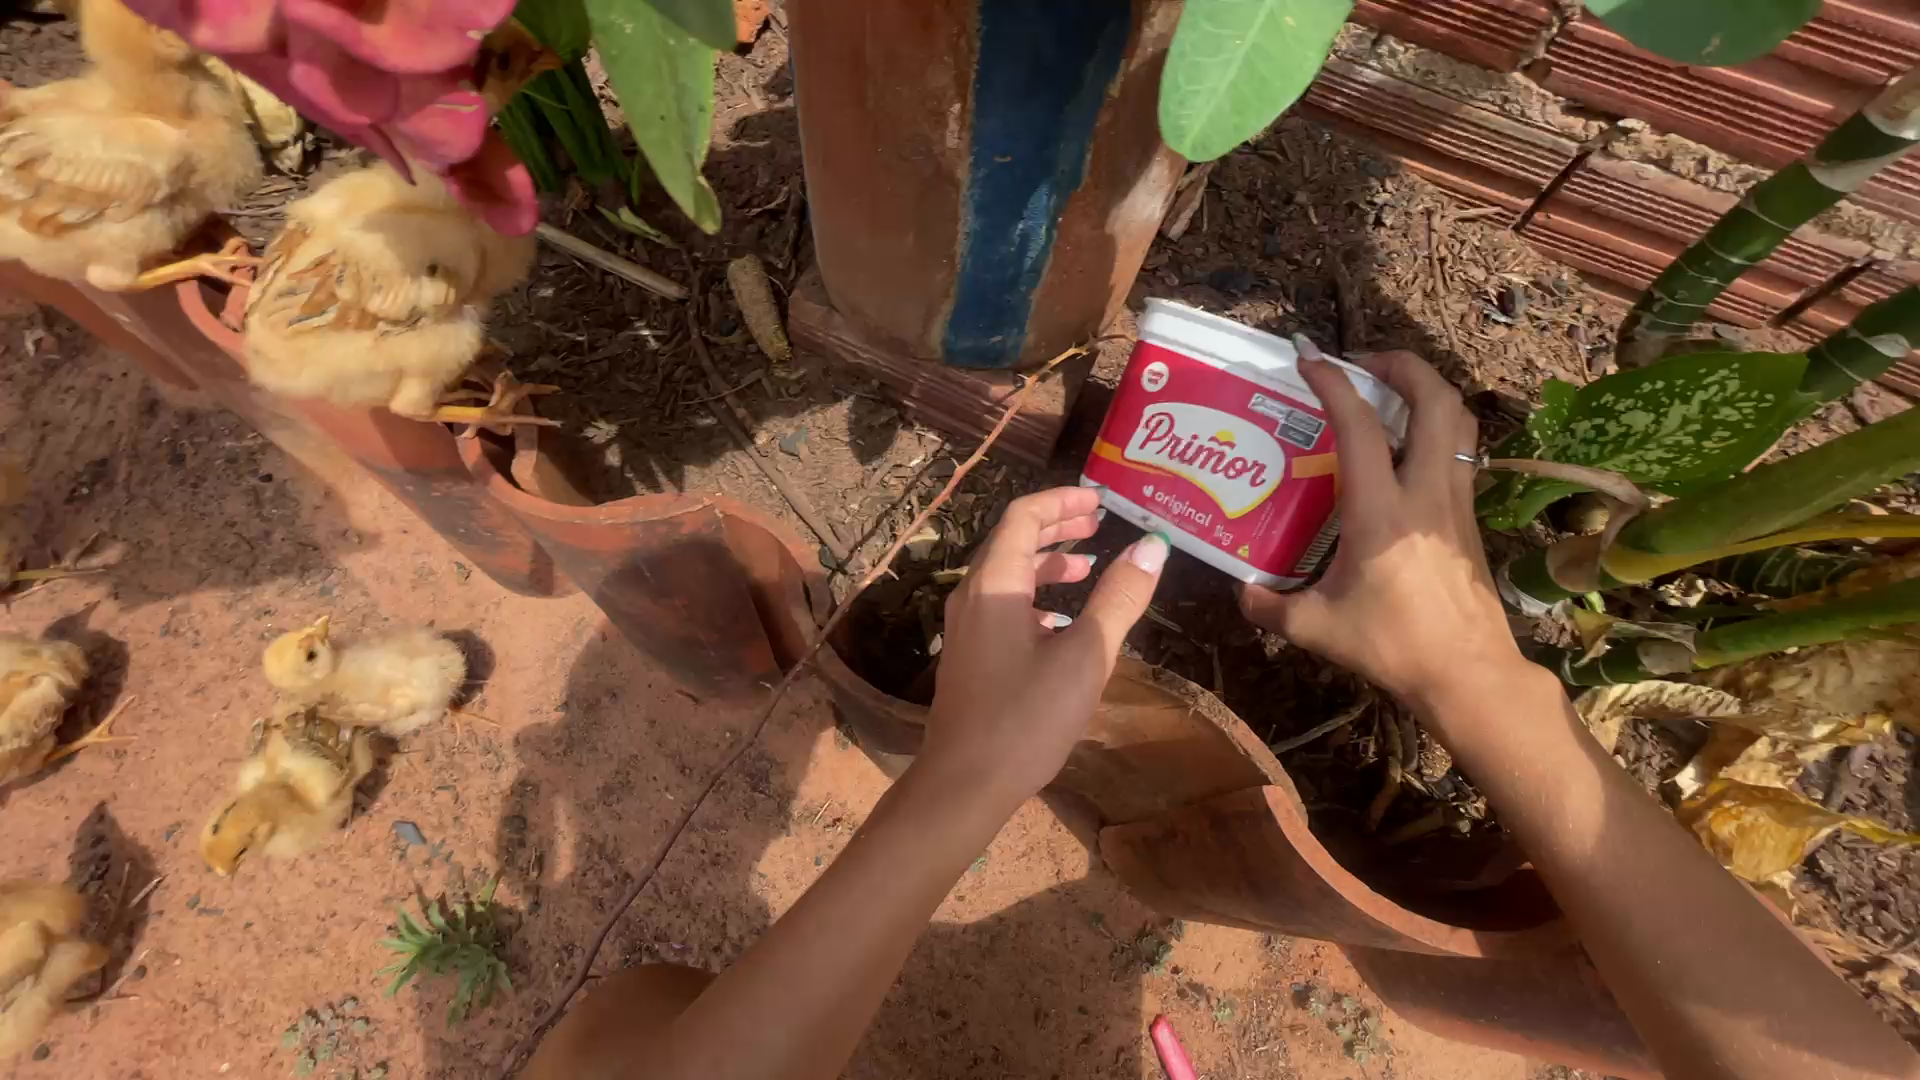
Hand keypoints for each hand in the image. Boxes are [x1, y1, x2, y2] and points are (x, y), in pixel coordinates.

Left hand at [921, 487, 1167, 808]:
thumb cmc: (1027, 717)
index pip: (1023, 517)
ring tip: (1088, 566)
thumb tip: (1152, 546)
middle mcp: (972, 594)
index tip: (1100, 500)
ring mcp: (965, 625)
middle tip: (1098, 522)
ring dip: (1046, 563)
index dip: (1061, 500)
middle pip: (1012, 539)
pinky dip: (1034, 597)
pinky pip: (1002, 605)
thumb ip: (1118, 598)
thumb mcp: (1086, 655)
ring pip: (1007, 574)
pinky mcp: (968, 652)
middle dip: (1055, 526)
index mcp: (995, 583)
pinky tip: (1063, 620)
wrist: (965, 782)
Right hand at [1239, 351, 1528, 724]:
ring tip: (1386, 390)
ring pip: (1456, 421)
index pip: (1361, 427)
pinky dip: (1434, 426)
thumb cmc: (1388, 644)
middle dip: (1400, 365)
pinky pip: (1459, 450)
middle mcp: (1424, 493)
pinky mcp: (1468, 516)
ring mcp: (1454, 501)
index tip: (1310, 361)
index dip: (1334, 385)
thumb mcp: (1312, 626)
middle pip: (1434, 401)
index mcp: (1380, 511)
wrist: (1466, 672)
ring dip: (1425, 390)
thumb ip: (1266, 605)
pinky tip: (1402, 446)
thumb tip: (1240, 588)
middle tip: (1359, 363)